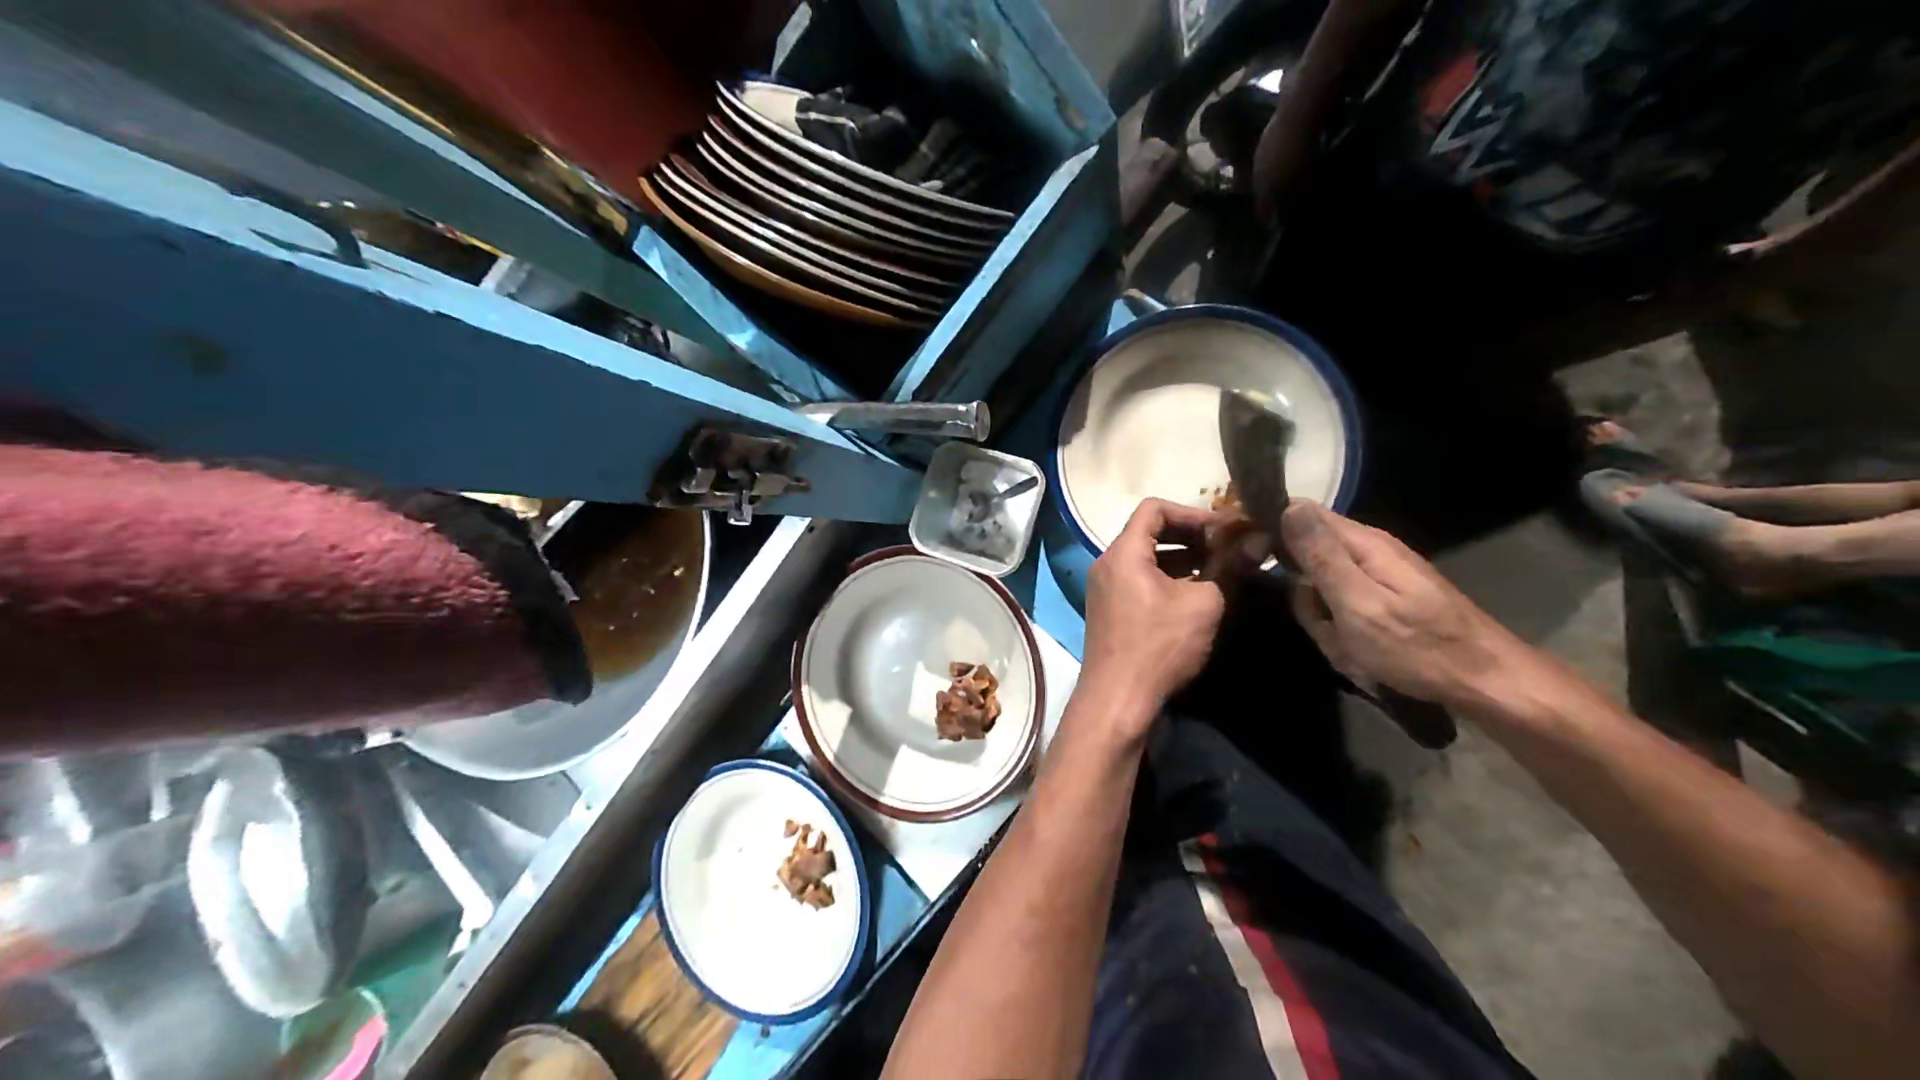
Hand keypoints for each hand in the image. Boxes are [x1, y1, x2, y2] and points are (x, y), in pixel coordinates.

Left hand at [1083, 499, 1229, 719]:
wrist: (1118, 700)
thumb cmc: (1160, 646)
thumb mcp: (1204, 603)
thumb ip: (1230, 565)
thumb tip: (1260, 539)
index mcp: (1123, 552)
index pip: (1154, 508)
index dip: (1193, 512)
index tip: (1225, 530)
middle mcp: (1107, 564)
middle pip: (1149, 532)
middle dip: (1192, 536)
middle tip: (1229, 549)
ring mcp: (1105, 588)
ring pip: (1146, 558)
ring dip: (1183, 559)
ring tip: (1220, 570)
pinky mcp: (1109, 610)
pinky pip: (1139, 580)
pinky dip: (1168, 579)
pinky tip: (1197, 595)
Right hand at [1279, 501, 1555, 709]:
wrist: (1486, 684)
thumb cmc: (1419, 647)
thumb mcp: (1358, 603)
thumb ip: (1321, 556)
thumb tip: (1289, 506)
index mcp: (1362, 543)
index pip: (1300, 512)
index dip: (1273, 532)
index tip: (1261, 562)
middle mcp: (1370, 550)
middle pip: (1305, 556)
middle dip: (1303, 594)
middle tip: (1323, 624)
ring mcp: (1378, 577)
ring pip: (1319, 588)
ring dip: (1322, 620)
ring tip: (1344, 644)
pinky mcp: (1384, 600)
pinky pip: (1340, 608)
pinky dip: (1340, 632)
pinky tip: (1357, 652)